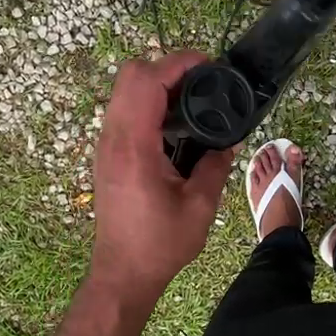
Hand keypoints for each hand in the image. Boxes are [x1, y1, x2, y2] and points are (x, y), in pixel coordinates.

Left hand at [89, 52, 236, 307]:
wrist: (123, 272)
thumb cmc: (160, 244)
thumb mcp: (200, 206)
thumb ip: (216, 165)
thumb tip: (229, 140)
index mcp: (134, 146)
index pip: (146, 81)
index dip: (178, 64)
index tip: (209, 66)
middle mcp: (112, 139)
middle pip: (130, 75)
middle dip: (167, 68)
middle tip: (201, 83)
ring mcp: (105, 146)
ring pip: (124, 91)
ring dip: (156, 86)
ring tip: (192, 102)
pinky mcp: (107, 156)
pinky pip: (124, 112)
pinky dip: (148, 105)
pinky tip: (175, 126)